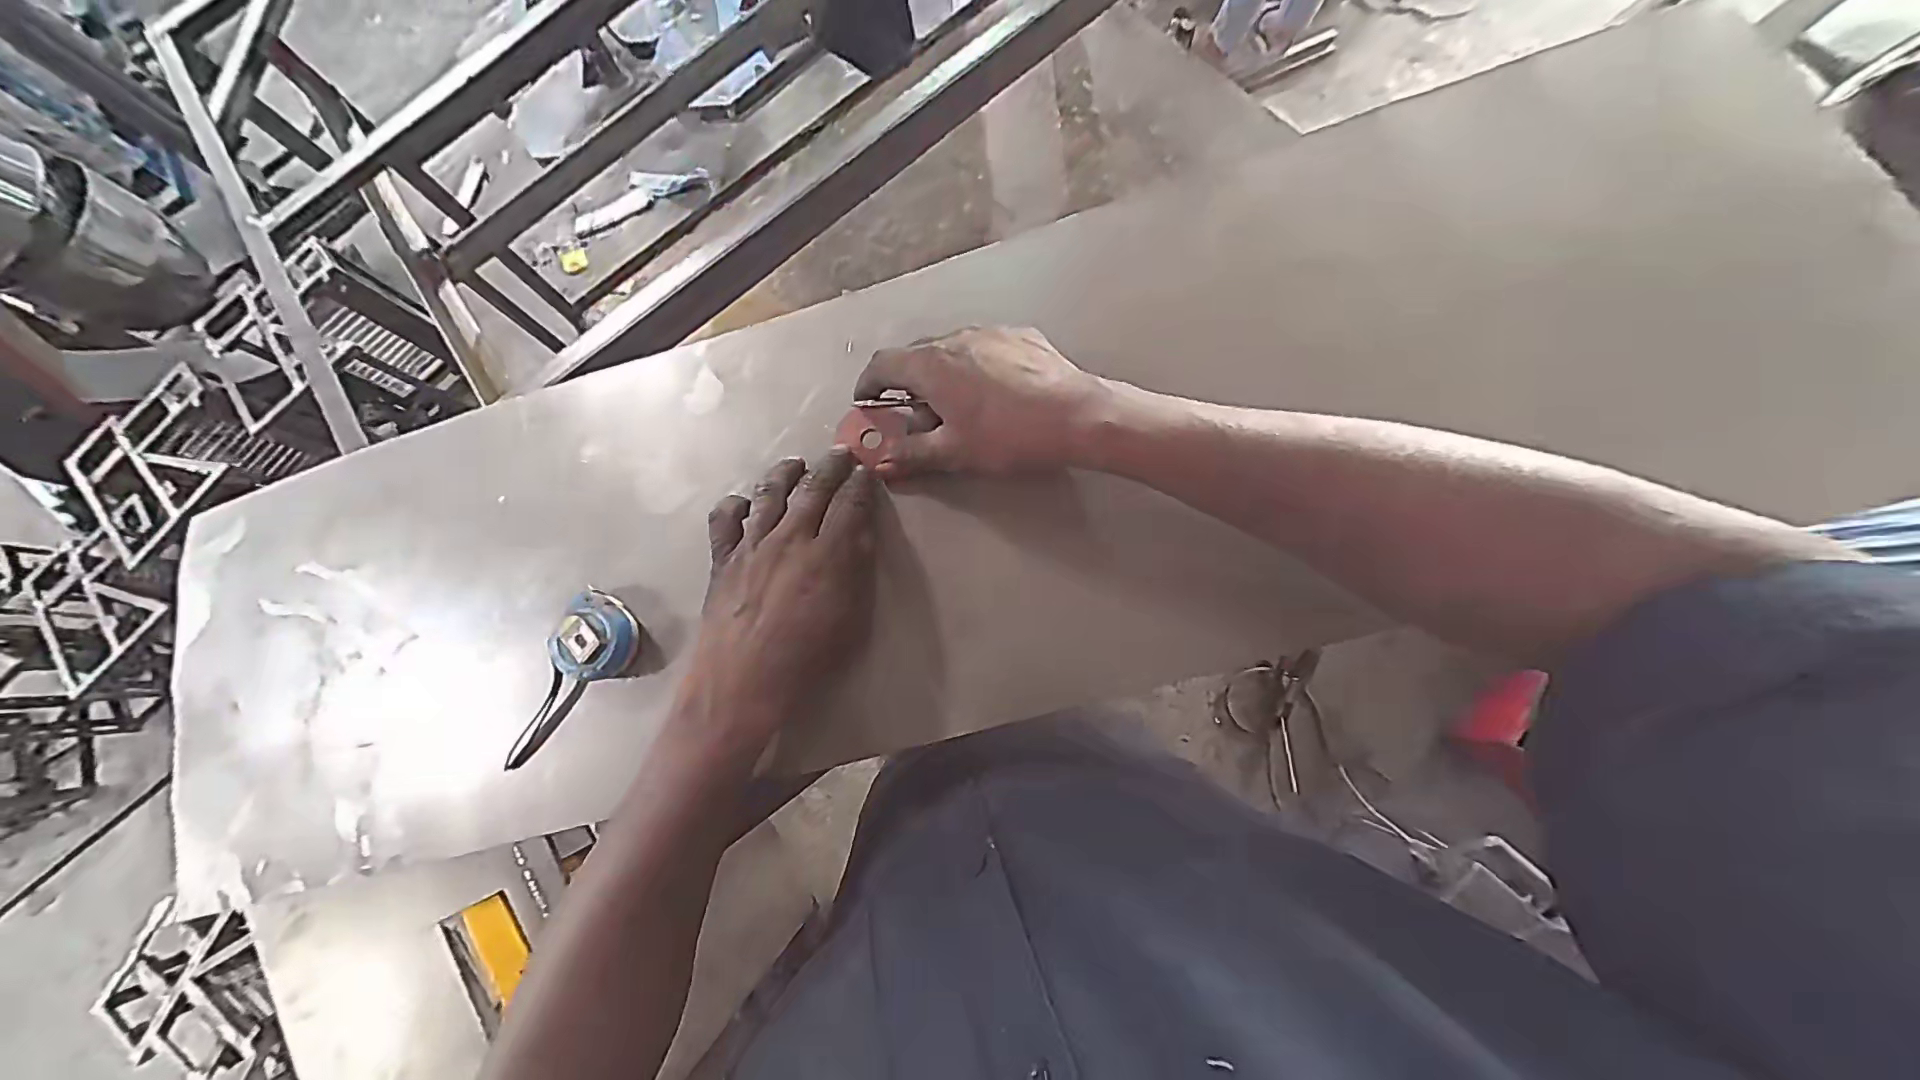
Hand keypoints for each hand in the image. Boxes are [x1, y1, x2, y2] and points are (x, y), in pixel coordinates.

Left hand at [672, 449, 876, 763]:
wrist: (742, 682)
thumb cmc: (808, 659)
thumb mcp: (851, 619)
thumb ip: (856, 570)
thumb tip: (860, 532)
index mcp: (827, 553)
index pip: (850, 504)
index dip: (861, 485)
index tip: (867, 471)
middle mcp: (789, 538)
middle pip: (813, 489)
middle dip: (829, 467)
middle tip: (840, 453)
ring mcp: (752, 545)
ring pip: (769, 494)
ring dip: (785, 474)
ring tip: (795, 464)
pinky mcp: (724, 559)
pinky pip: (726, 519)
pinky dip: (736, 505)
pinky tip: (744, 502)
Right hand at [854, 326, 1109, 478]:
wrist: (1077, 415)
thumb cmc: (1011, 435)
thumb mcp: (955, 452)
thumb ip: (912, 453)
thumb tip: (884, 460)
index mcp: (931, 365)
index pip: (882, 365)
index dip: (869, 384)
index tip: (868, 401)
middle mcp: (955, 338)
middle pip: (916, 356)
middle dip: (909, 385)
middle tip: (919, 417)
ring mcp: (989, 333)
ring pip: (951, 350)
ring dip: (943, 374)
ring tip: (961, 407)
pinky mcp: (1019, 335)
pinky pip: (983, 348)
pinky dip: (975, 366)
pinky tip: (994, 393)